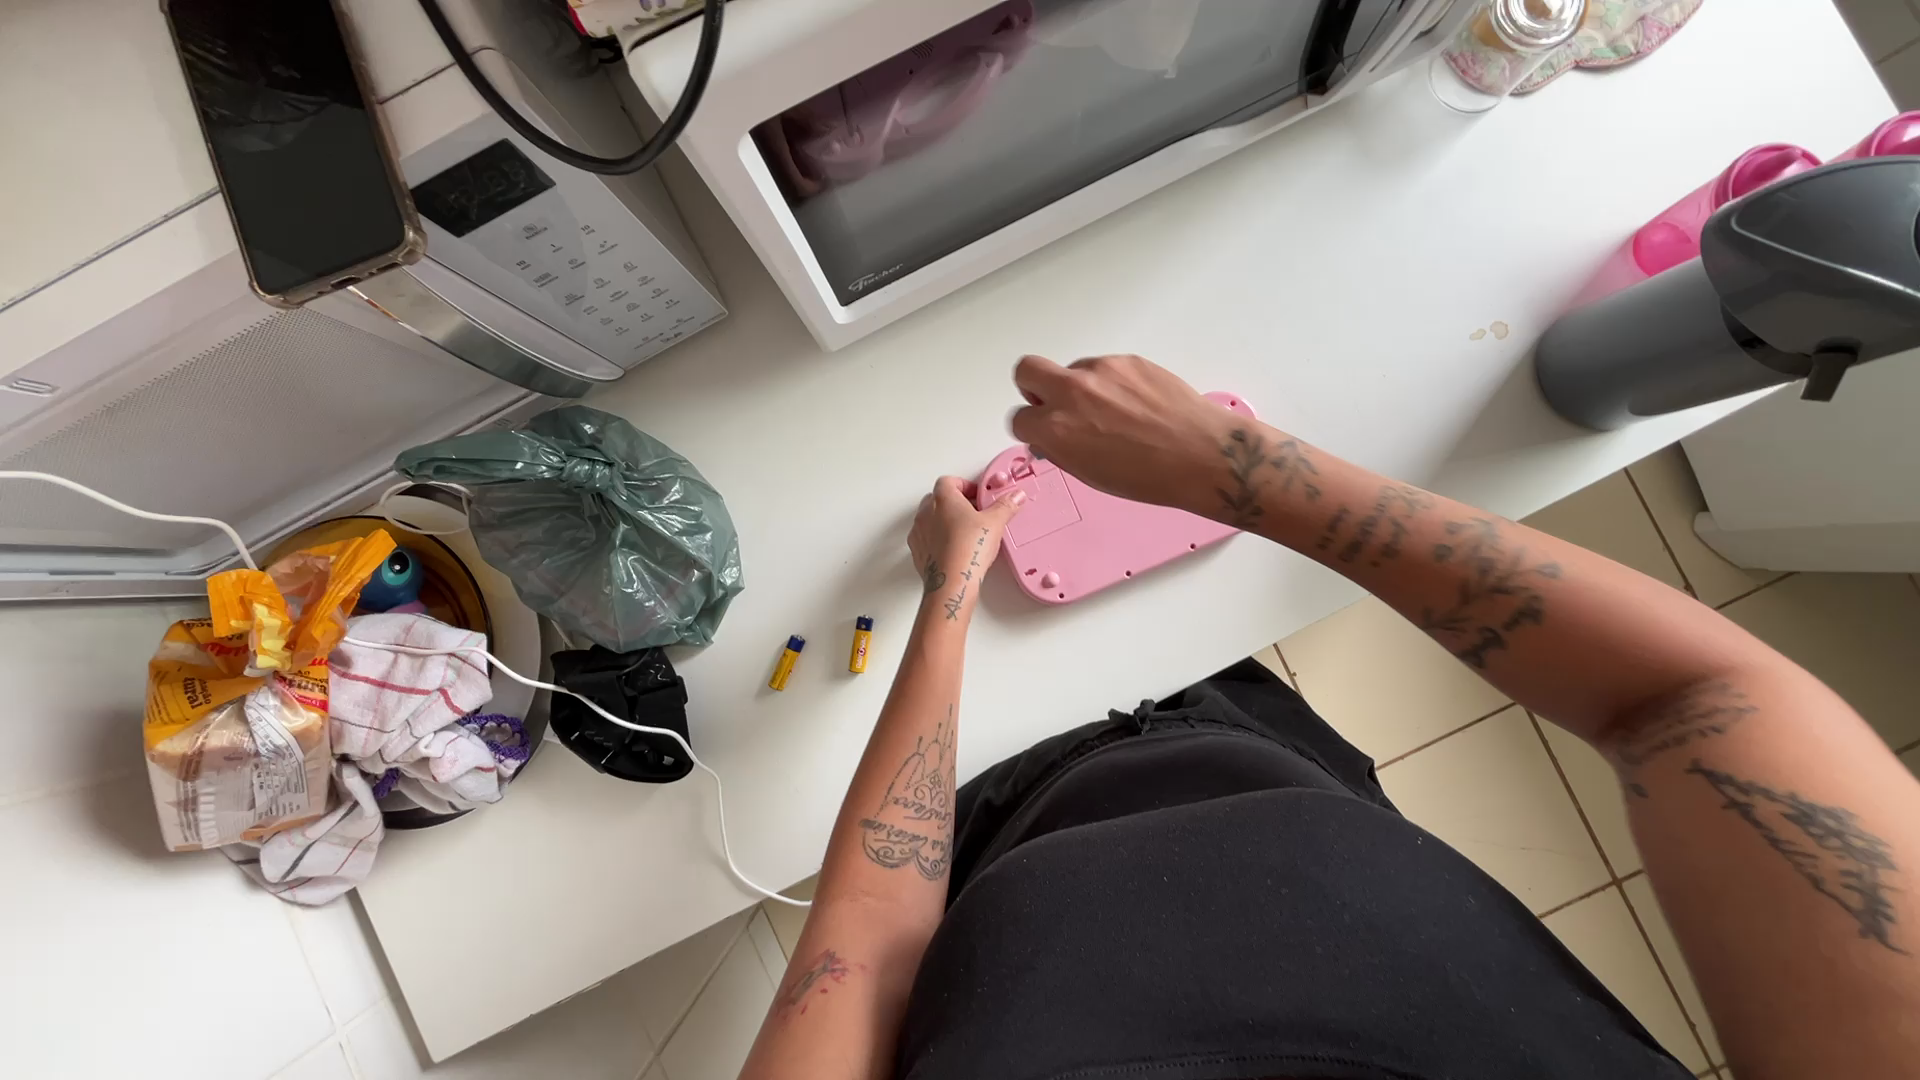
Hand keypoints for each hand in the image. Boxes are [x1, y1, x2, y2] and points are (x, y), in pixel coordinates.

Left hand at [908, 476, 1023, 622]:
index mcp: (943, 499)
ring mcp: (918, 533)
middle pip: (938, 498)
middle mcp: (926, 513)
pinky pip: (926, 539)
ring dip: (944, 521)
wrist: (952, 581)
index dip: (965, 486)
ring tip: (965, 532)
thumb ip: (1006, 506)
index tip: (978, 495)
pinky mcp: (918, 552)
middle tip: (974, 513)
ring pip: (930, 519)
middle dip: (956, 503)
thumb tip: (1015, 497)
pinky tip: (954, 549)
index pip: (950, 481)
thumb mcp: (995, 523)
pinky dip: (938, 540)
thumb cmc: (967, 549)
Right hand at [1008, 354, 1244, 515]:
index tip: (1043, 432)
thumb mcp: (1089, 474)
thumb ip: (1060, 448)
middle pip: (1027, 370)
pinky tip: (1134, 405)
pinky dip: (1111, 383)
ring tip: (1112, 413)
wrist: (1199, 454)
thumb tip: (1050, 437)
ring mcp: (1100, 371)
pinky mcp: (1127, 360)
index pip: (1019, 418)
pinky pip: (1104, 367)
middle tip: (1055, 405)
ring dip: (1080, 387)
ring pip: (1071, 369)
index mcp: (1055, 429)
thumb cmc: (1148, 477)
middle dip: (1034, 387)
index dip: (1031, 427)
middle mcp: (1071, 393)